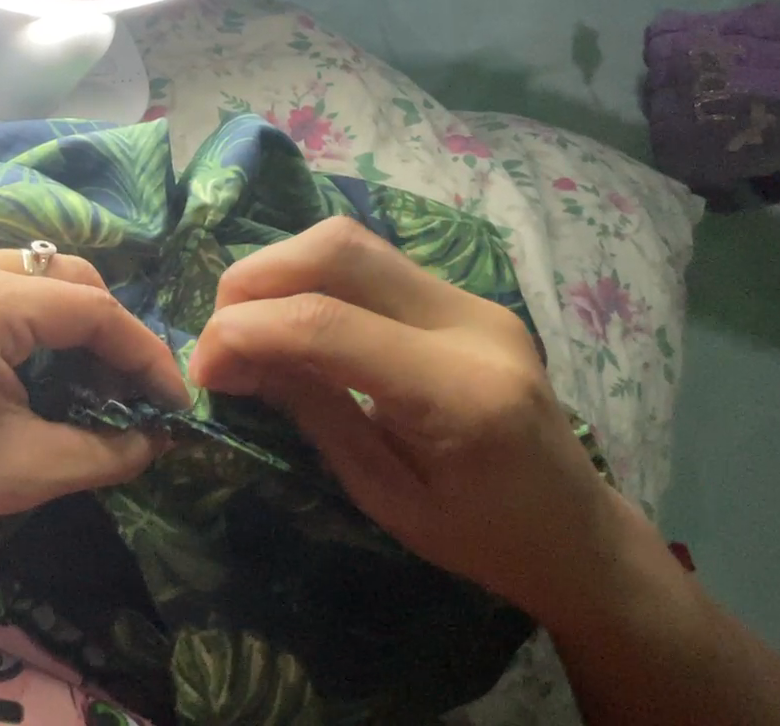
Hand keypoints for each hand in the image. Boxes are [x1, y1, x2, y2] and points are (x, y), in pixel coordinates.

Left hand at [0, 246, 186, 565]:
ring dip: (78, 318)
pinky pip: (5, 278)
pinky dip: (39, 313)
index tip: (174, 402)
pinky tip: (49, 358)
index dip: (145, 354)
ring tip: (99, 378)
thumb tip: (161, 435)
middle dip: (113, 332)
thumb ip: (108, 449)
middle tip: (135, 392)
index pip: (92, 308)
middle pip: (70, 276)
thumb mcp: (24, 470)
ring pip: (40, 271)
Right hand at [187, 217, 651, 630]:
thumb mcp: (381, 494)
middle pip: (336, 250)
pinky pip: (365, 259)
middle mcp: (471, 324)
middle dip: (251, 280)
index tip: (201, 369)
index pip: (325, 324)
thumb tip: (225, 358)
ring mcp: (470, 298)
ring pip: (347, 240)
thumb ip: (308, 409)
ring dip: (275, 271)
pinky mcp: (459, 294)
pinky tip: (289, 318)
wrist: (578, 531)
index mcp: (460, 394)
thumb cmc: (482, 538)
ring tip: (246, 325)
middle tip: (218, 335)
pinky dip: (307, 276)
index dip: (243, 332)